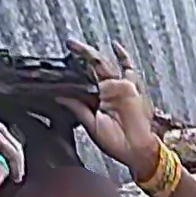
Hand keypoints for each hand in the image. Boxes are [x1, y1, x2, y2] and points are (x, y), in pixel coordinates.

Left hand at [61, 40, 162, 180]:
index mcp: (98, 102)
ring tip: (75, 46)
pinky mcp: (130, 88)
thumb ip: (77, 109)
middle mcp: (107, 93)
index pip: (83, 82)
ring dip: (91, 56)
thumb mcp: (91, 125)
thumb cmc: (118, 144)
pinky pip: (128, 68)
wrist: (136, 151)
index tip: (59, 66)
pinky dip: (124, 57)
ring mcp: (118, 89)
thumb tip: (59, 97)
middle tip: (69, 45)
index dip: (71, 73)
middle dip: (79, 56)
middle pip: (92, 69)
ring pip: (103, 66)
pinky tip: (116, 46)